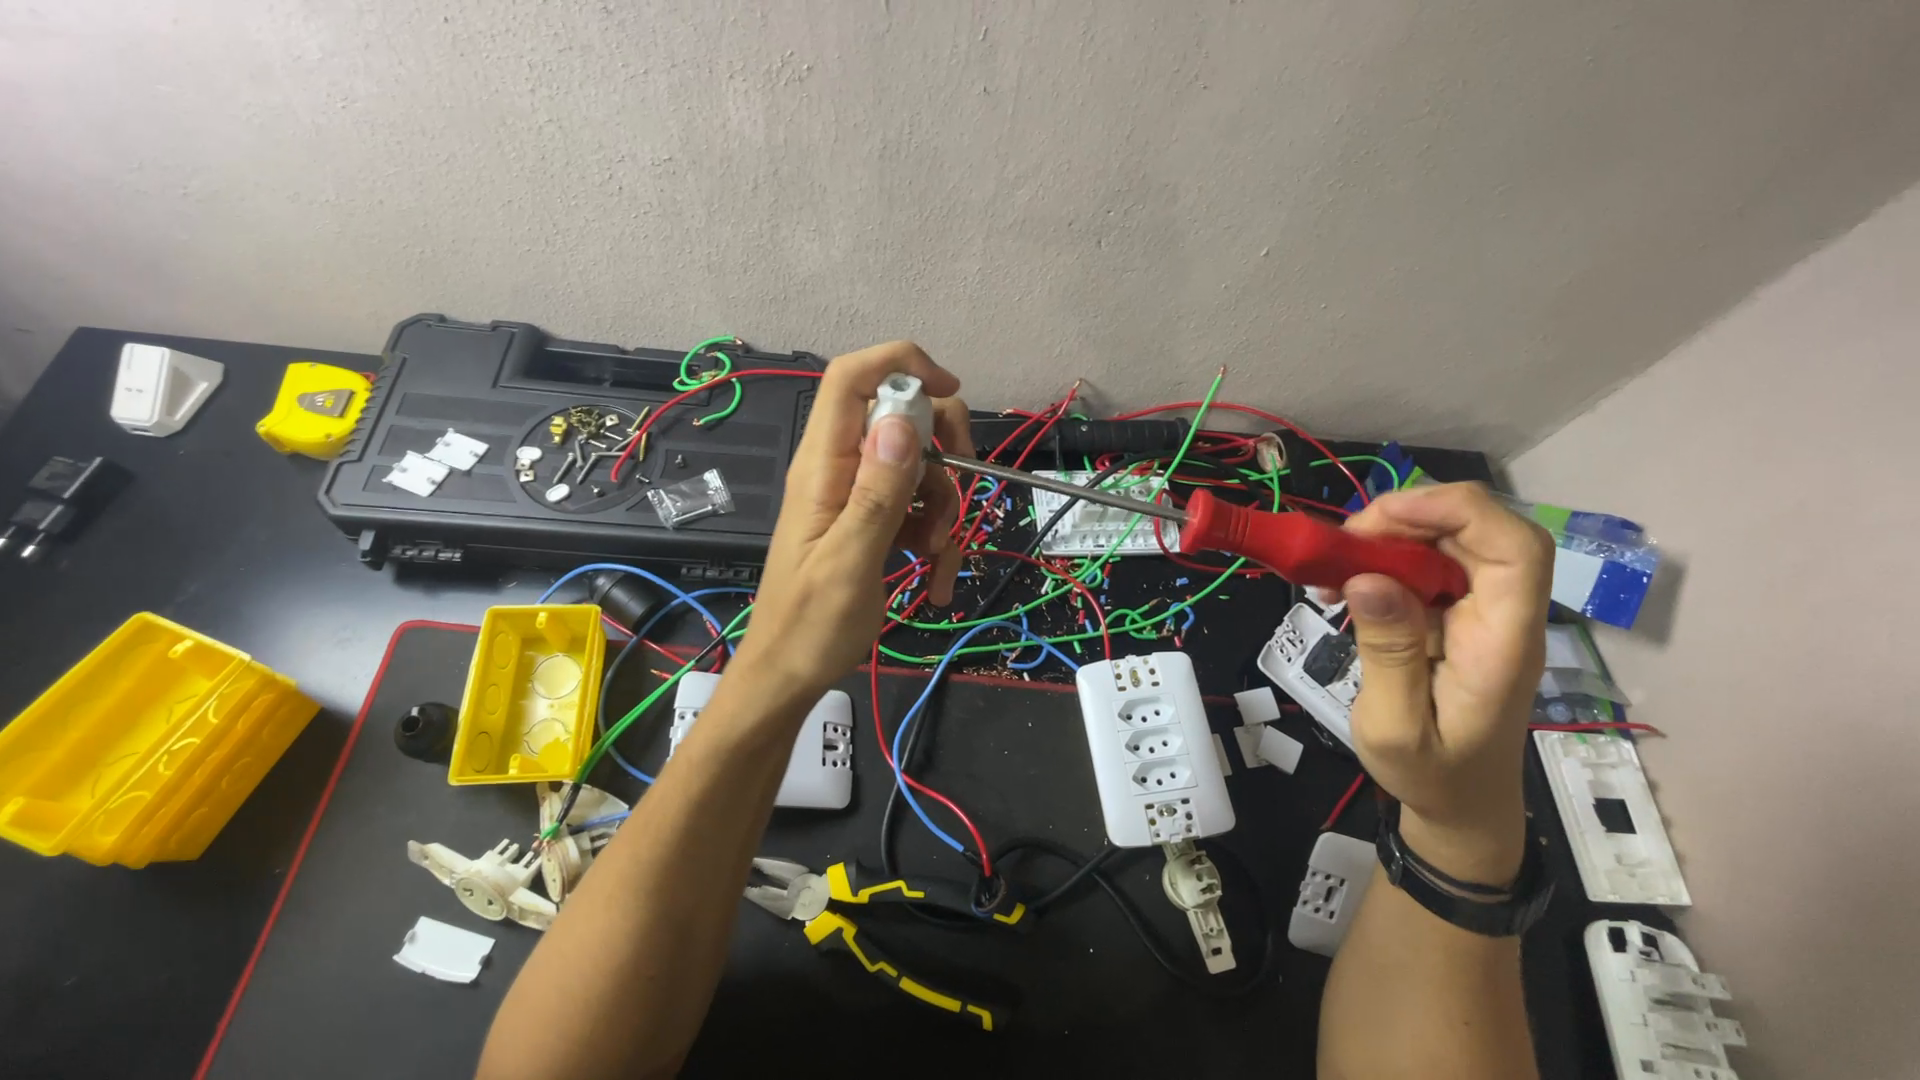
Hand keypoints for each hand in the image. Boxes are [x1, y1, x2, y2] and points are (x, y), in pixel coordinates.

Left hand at [730, 341, 973, 700]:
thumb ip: (876, 493)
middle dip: (943, 447)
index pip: (852, 377)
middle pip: (901, 416)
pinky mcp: (871, 523)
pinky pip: (917, 508)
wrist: (789, 674)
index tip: (950, 391)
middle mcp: (840, 469)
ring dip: (943, 507)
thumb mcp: (850, 563)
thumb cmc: (811, 626)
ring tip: (935, 557)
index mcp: (824, 465)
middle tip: (961, 486)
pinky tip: (934, 577)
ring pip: (920, 467)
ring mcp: (857, 496)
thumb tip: (902, 422)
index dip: (901, 364)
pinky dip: (936, 537)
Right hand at [1338, 483, 1553, 882]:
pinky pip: (1432, 564)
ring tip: (1334, 565)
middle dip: (1409, 517)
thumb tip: (1368, 577)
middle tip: (1342, 545)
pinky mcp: (1461, 616)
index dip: (1455, 511)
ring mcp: (1484, 613)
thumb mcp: (1394, 727)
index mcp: (1503, 642)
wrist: (1461, 807)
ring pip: (1454, 540)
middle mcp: (1504, 616)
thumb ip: (1388, 652)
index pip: (1515, 549)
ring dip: (1391, 536)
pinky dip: (1386, 559)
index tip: (1380, 517)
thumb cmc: (1432, 777)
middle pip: (1483, 530)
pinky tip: (1346, 582)